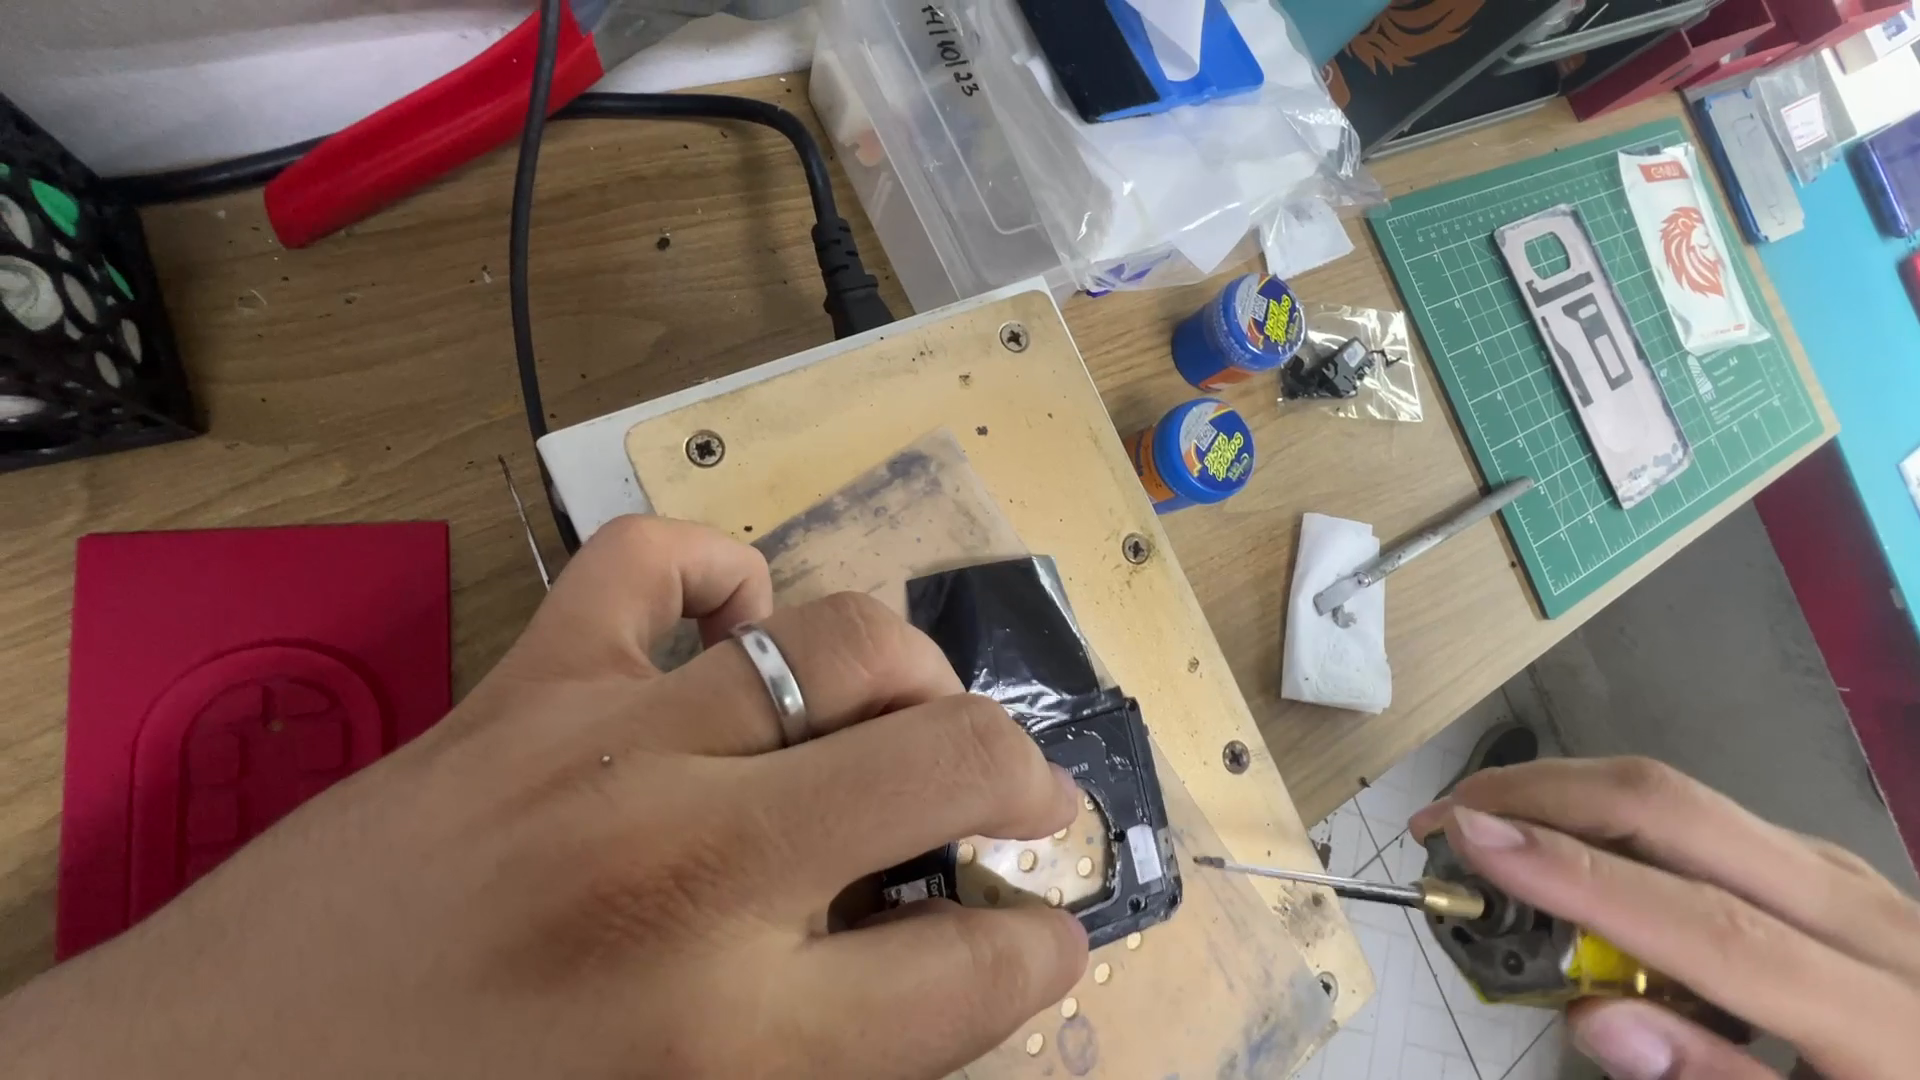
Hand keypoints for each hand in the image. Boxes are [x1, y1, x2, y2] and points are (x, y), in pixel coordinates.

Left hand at [0, 516, 1087, 1078]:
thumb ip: (836, 1053)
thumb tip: (951, 962)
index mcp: (733, 1045)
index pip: (971, 973)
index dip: (1042, 948)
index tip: (1057, 928)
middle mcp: (692, 870)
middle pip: (942, 760)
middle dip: (1023, 774)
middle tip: (1025, 793)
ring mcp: (605, 749)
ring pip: (836, 639)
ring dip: (912, 668)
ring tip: (913, 704)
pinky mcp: (522, 687)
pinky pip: (650, 561)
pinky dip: (722, 570)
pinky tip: (743, 620)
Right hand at [1410, 757, 1919, 1079]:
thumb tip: (1595, 1020)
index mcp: (1890, 1018)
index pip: (1708, 926)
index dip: (1574, 877)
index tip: (1468, 839)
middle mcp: (1865, 917)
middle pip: (1672, 810)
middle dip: (1538, 794)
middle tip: (1447, 815)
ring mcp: (1834, 871)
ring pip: (1667, 789)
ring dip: (1550, 790)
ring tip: (1474, 818)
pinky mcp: (1806, 855)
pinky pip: (1679, 805)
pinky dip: (1588, 804)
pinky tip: (1543, 831)